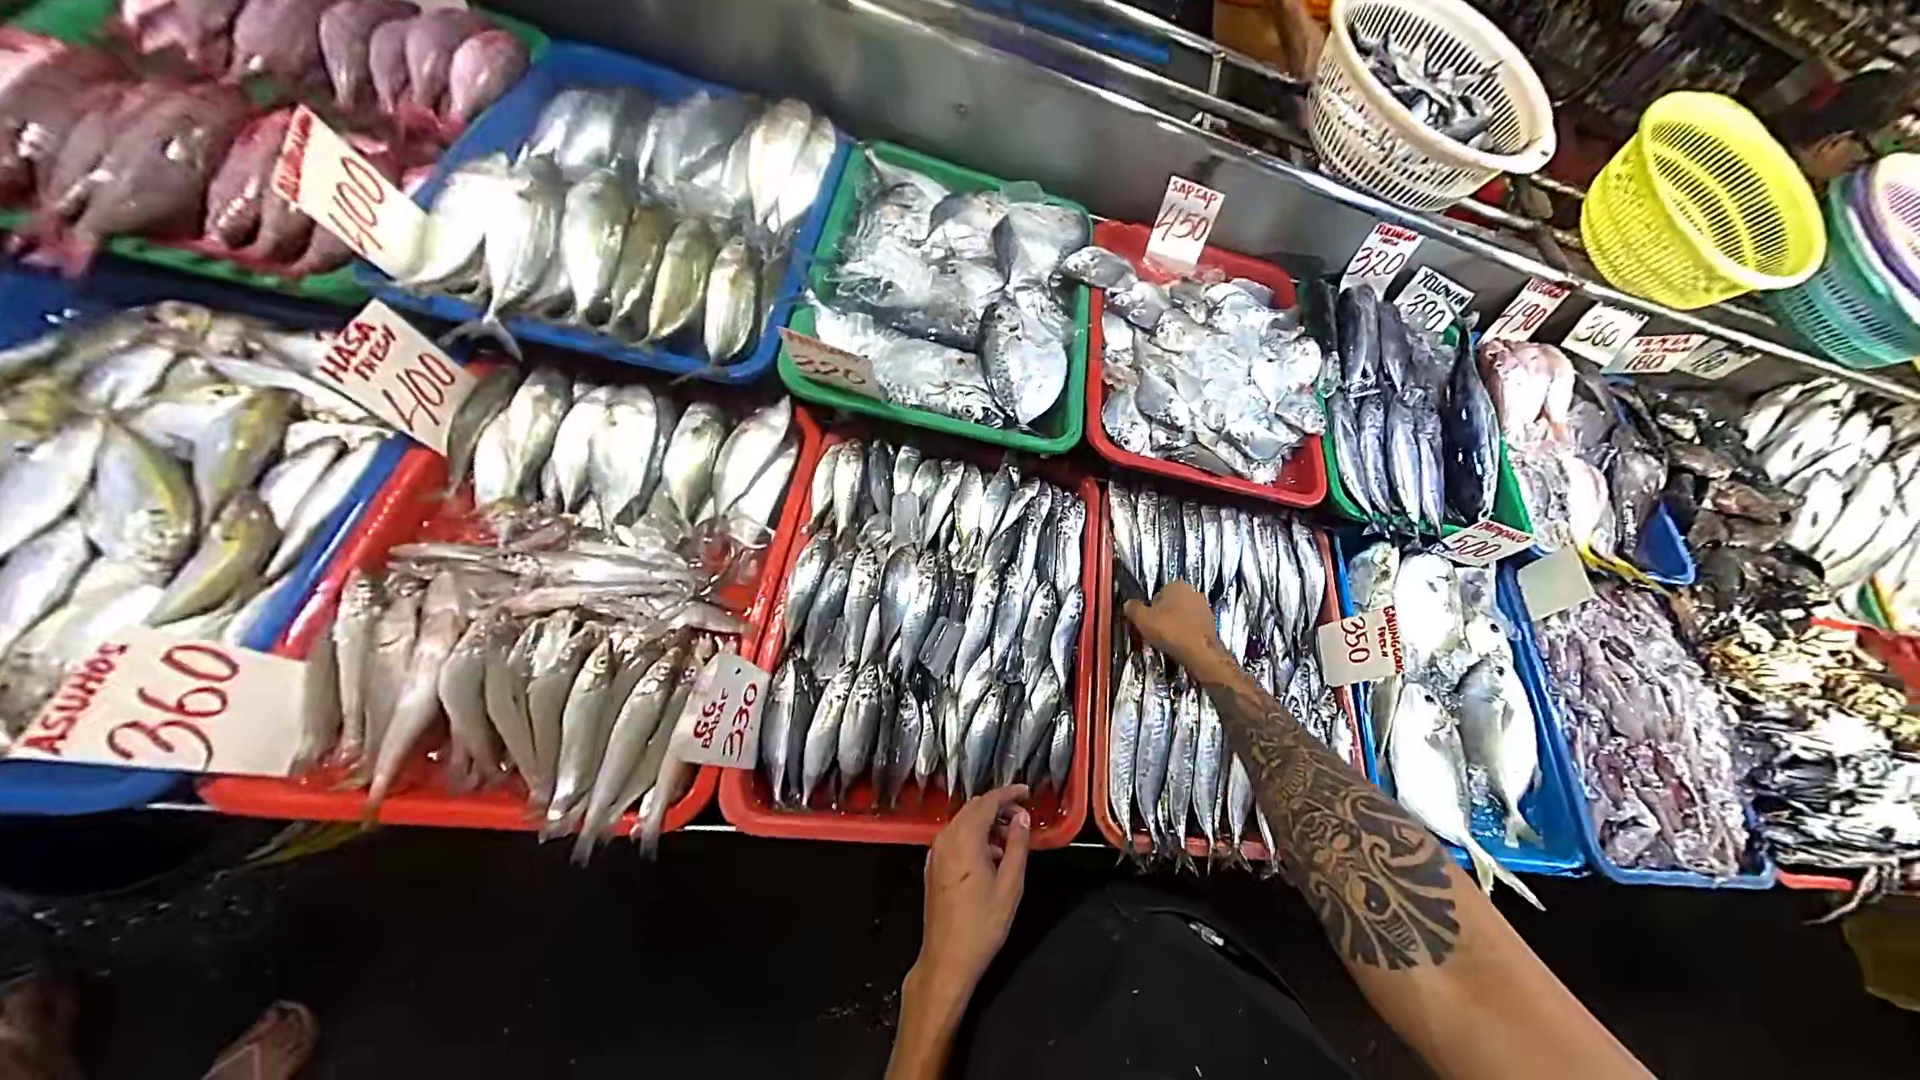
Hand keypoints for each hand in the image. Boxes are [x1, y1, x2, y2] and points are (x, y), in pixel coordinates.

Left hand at [915, 785, 1031, 994]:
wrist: (947, 959)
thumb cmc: (982, 924)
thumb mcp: (1010, 885)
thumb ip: (1018, 845)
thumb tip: (1022, 817)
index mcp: (964, 838)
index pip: (988, 802)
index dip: (1009, 793)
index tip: (1027, 792)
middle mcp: (946, 838)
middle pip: (974, 808)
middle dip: (999, 807)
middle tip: (1023, 818)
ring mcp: (936, 851)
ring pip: (964, 822)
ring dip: (987, 823)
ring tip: (1011, 841)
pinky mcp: (934, 865)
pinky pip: (956, 837)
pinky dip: (974, 836)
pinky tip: (992, 856)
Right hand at [1123, 582, 1225, 673]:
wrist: (1200, 652)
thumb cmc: (1170, 631)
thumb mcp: (1142, 619)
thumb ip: (1132, 608)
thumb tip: (1128, 604)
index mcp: (1176, 585)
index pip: (1158, 593)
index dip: (1150, 608)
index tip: (1148, 621)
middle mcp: (1193, 591)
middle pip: (1171, 603)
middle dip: (1164, 614)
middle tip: (1157, 630)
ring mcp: (1205, 607)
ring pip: (1183, 614)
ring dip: (1176, 623)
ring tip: (1169, 639)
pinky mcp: (1212, 623)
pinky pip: (1193, 625)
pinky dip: (1187, 632)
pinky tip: (1181, 643)